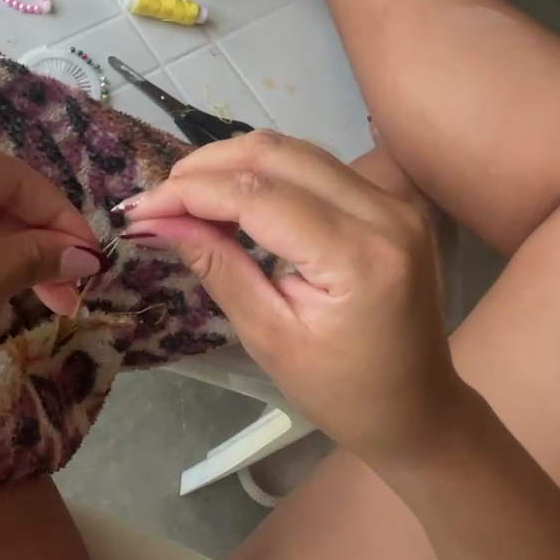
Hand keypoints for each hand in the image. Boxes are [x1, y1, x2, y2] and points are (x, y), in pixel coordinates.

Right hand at [118, 131, 468, 465]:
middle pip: (274, 154)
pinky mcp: (388, 199)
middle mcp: (384, 212)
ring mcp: (392, 200)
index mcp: (359, 258)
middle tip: (159, 200)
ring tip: (186, 198)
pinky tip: (230, 197)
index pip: (257, 196)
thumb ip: (216, 265)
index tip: (139, 209)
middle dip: (204, 168)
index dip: (190, 193)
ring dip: (229, 163)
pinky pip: (311, 164)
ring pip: (291, 149)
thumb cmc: (341, 391)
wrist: (419, 410)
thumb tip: (154, 220)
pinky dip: (260, 171)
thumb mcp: (268, 336)